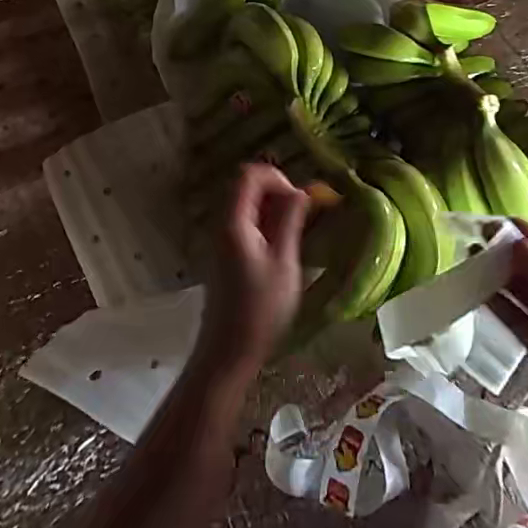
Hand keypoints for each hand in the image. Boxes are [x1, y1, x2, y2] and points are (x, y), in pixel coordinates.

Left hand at [197, 164, 309, 376]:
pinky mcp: (227, 252)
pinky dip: (267, 221)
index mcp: (234, 223)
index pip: (250, 175)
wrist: (228, 352)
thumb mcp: (285, 263)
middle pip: (247, 185)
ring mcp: (222, 238)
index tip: (301, 200)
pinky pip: (246, 221)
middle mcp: (223, 224)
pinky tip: (285, 242)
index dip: (278, 177)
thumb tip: (303, 190)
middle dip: (279, 189)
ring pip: (248, 203)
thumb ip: (291, 221)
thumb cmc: (260, 310)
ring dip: (275, 205)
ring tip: (300, 227)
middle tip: (305, 211)